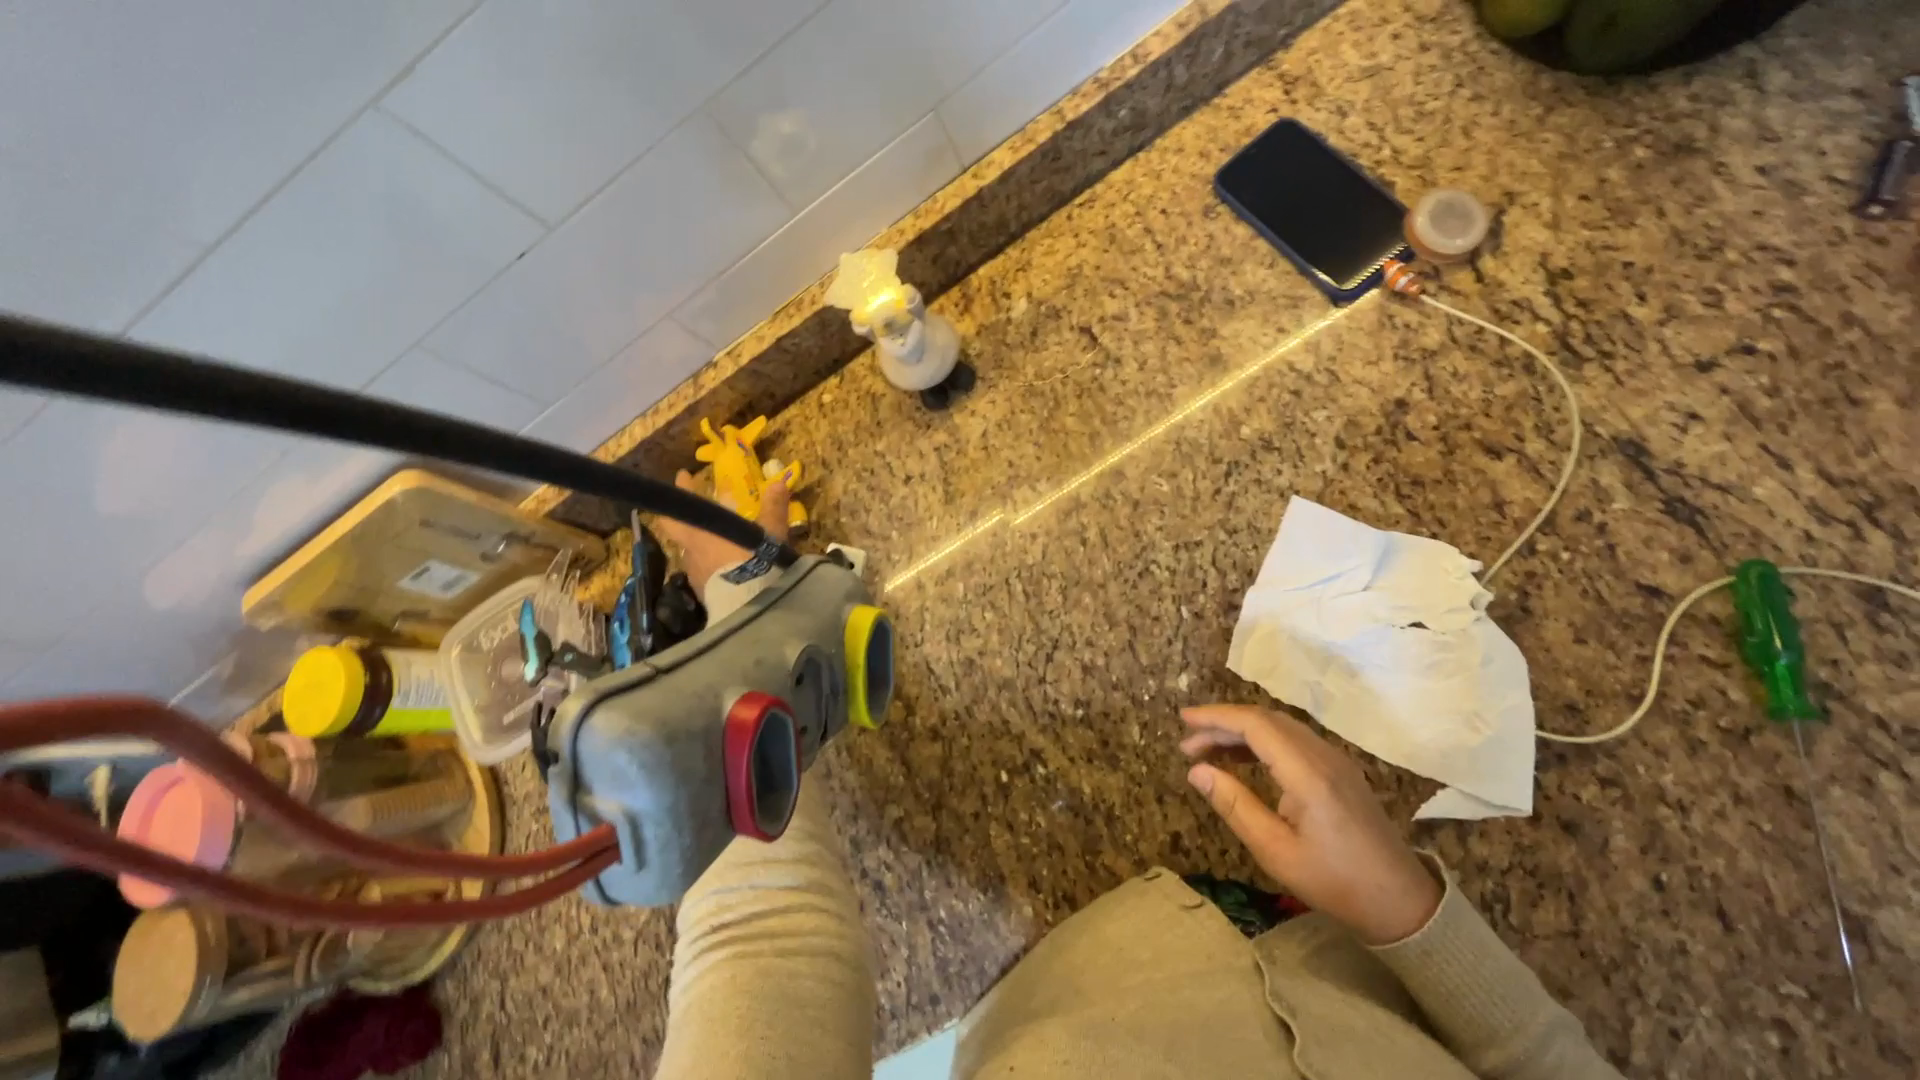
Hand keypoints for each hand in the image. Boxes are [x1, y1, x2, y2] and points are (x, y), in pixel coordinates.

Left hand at [654, 470, 789, 601]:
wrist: (748, 603)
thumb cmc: (754, 560)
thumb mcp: (770, 531)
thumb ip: (773, 507)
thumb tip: (779, 483)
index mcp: (703, 529)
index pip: (684, 502)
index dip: (683, 488)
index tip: (683, 475)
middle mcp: (692, 548)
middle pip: (673, 529)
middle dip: (677, 519)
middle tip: (687, 513)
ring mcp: (694, 572)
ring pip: (690, 553)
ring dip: (698, 547)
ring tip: (714, 547)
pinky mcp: (701, 593)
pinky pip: (702, 575)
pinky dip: (709, 569)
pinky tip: (722, 572)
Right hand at [1180, 704, 1441, 945]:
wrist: (1400, 901)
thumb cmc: (1334, 881)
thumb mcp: (1275, 851)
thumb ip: (1235, 805)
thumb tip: (1196, 771)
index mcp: (1308, 773)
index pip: (1255, 725)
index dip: (1216, 717)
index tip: (1183, 721)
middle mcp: (1323, 756)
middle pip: (1267, 719)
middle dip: (1223, 723)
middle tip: (1188, 743)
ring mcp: (1336, 761)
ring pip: (1281, 727)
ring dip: (1242, 731)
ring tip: (1207, 750)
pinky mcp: (1340, 771)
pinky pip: (1295, 741)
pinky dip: (1262, 741)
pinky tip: (1243, 759)